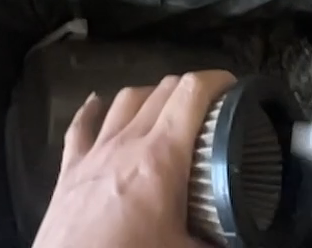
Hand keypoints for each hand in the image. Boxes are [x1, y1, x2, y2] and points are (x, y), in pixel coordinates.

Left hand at [32, 71, 235, 247]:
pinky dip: (92, 110)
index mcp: (161, 158)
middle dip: (189, 88)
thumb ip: (218, 238)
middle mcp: (128, 142)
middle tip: (208, 105)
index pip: (191, 94)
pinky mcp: (69, 169)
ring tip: (165, 106)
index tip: (231, 86)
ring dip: (150, 95)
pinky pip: (80, 126)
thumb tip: (241, 236)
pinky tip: (97, 102)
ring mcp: (95, 152)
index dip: (215, 80)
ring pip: (126, 100)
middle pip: (162, 90)